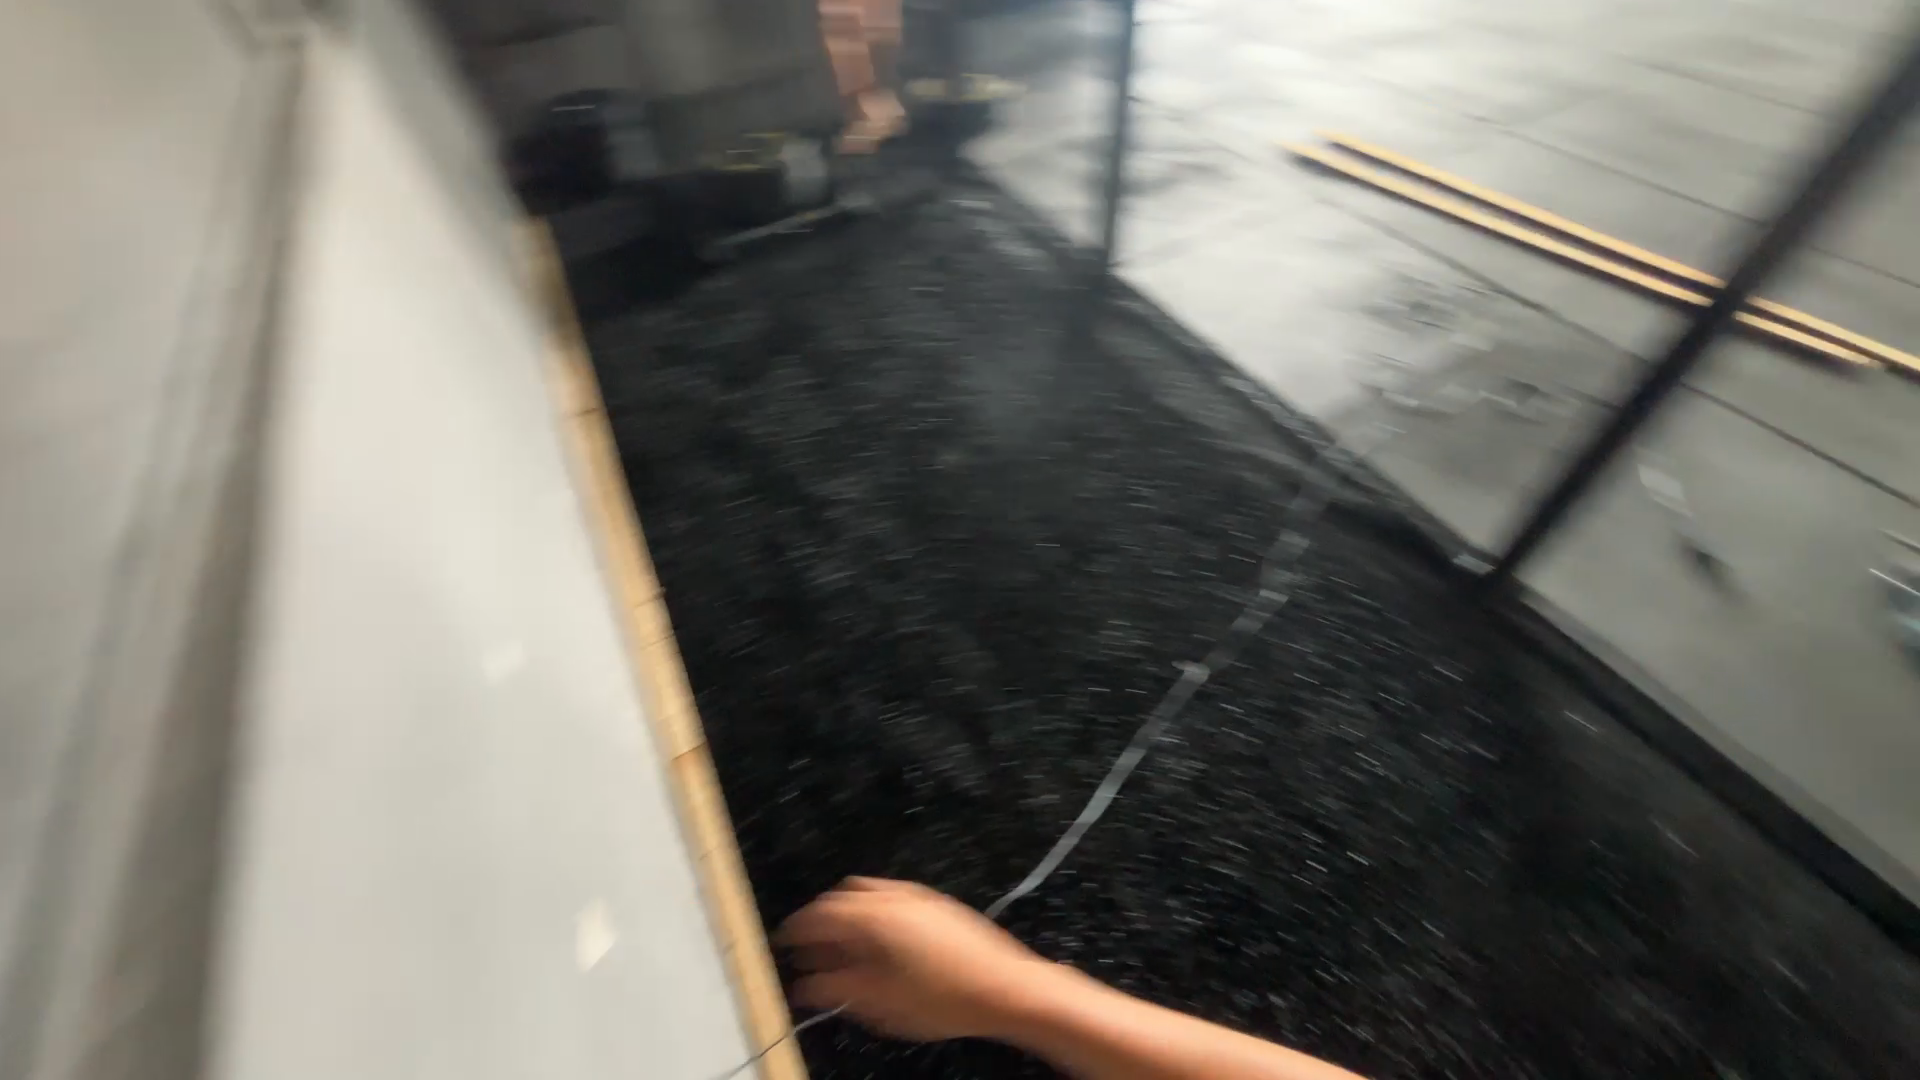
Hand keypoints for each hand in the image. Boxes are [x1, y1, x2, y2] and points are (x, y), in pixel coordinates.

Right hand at [776, 877, 1061, 1041]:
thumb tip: (806, 983)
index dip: (798, 928)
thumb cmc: (942, 998)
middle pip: (843, 896)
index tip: (784, 942)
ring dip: (848, 914)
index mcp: (874, 916)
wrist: (1003, 985)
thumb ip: (838, 988)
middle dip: (822, 919)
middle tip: (811, 948)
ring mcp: (916, 895)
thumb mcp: (881, 1002)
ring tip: (842, 948)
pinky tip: (877, 943)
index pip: (821, 913)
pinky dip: (872, 912)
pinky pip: (890, 896)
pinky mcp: (934, 902)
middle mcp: (893, 896)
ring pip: (867, 893)